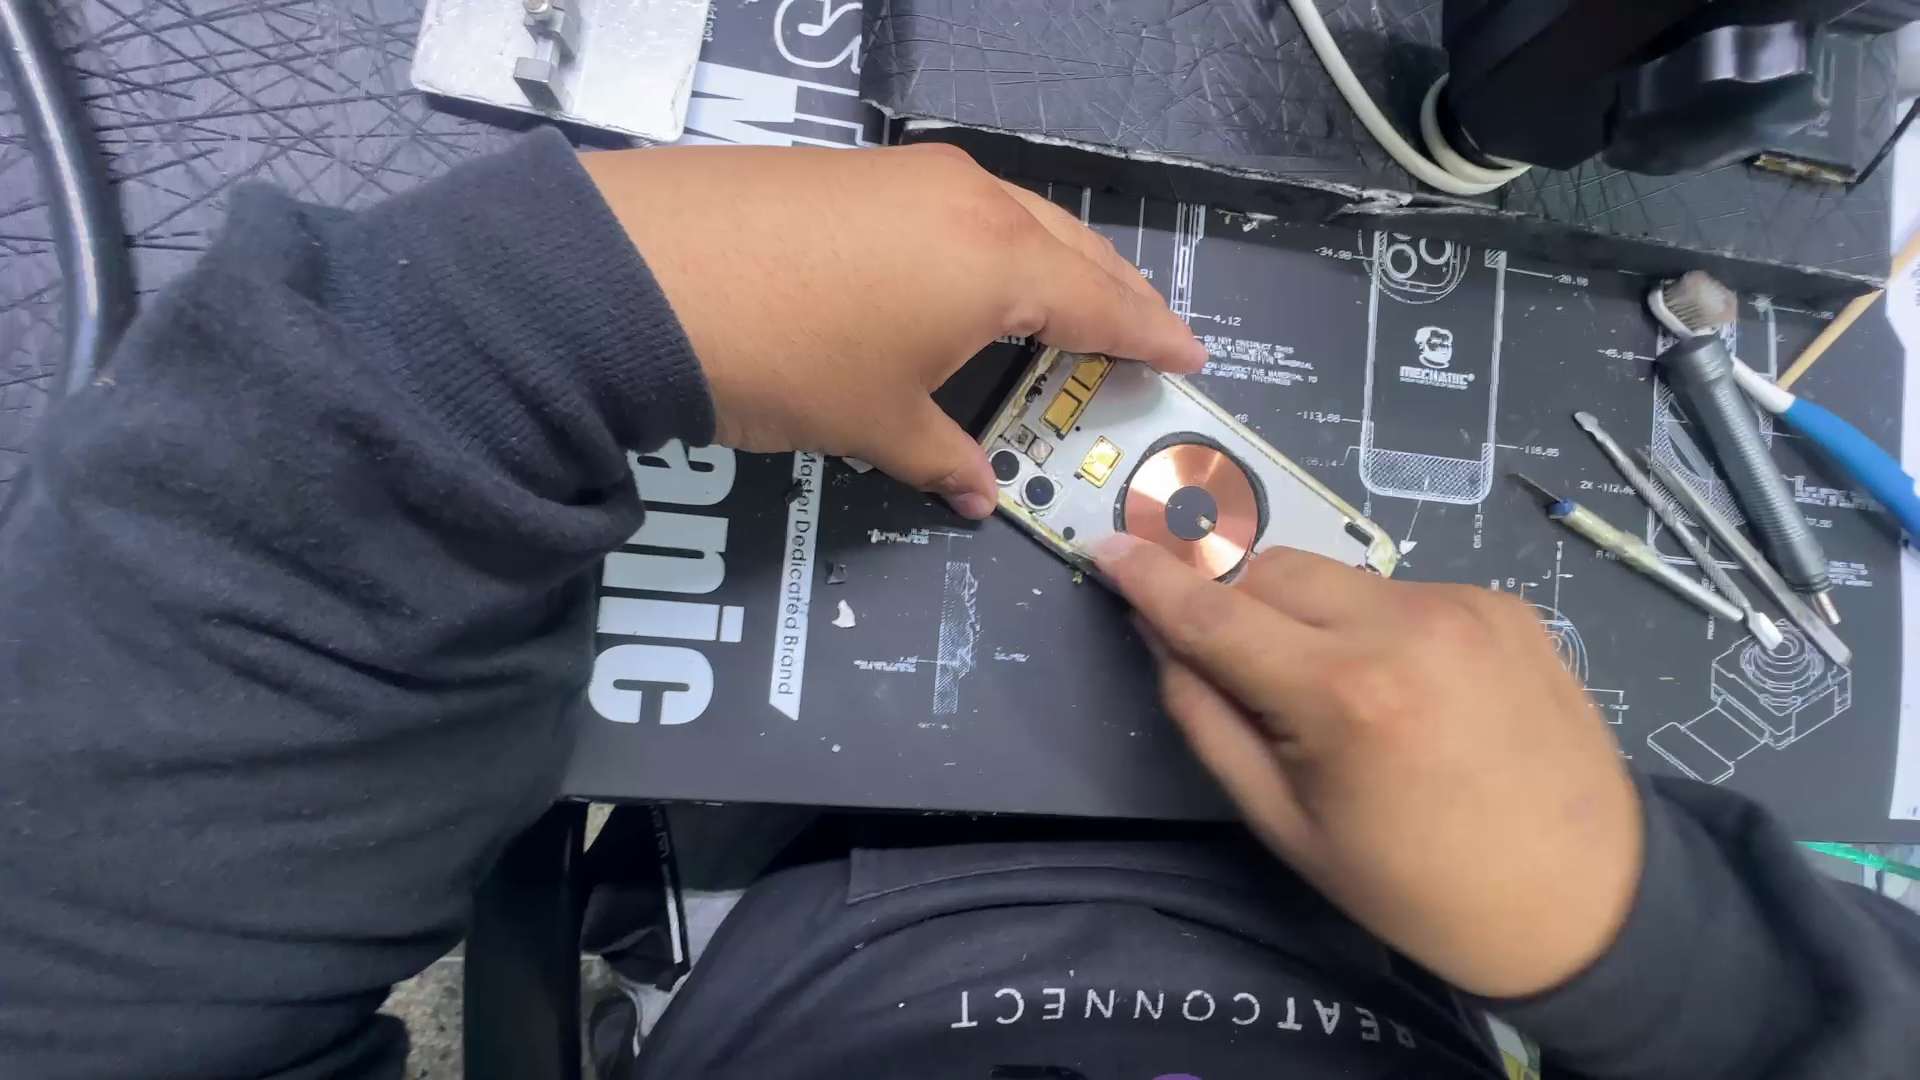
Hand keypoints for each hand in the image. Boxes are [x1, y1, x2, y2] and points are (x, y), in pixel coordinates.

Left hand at [580, 144, 1203, 516]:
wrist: (640, 279)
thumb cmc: (789, 361)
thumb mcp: (874, 424)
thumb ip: (942, 457)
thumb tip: (977, 495)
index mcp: (997, 266)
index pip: (1103, 305)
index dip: (1150, 337)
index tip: (1189, 357)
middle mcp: (971, 203)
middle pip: (1072, 249)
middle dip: (1117, 294)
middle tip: (1144, 333)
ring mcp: (912, 175)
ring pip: (1018, 220)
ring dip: (1056, 266)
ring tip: (1073, 306)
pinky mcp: (861, 172)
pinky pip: (960, 211)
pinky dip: (992, 249)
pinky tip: (974, 277)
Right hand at [1093, 536, 1643, 998]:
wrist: (1593, 907)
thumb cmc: (1411, 883)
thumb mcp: (1278, 819)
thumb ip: (1201, 714)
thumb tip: (1158, 633)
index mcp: (1344, 696)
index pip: (1212, 616)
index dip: (1149, 580)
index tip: (1104, 549)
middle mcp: (1404, 625)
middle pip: (1265, 571)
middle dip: (1233, 607)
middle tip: (1249, 672)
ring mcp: (1462, 604)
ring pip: (1323, 573)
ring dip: (1295, 611)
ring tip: (1331, 682)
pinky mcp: (1499, 602)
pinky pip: (1386, 587)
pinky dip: (1360, 619)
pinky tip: (1398, 680)